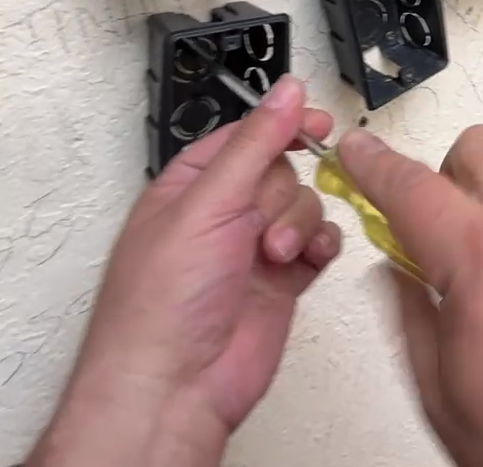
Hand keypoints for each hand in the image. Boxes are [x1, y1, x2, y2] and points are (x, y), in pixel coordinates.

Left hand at [29, 76, 341, 466]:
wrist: (176, 392)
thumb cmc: (161, 307)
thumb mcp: (208, 205)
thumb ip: (256, 143)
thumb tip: (287, 91)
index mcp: (192, 188)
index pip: (247, 136)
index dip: (283, 126)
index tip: (317, 123)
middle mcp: (224, 213)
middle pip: (284, 171)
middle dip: (283, 196)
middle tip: (263, 223)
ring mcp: (254, 246)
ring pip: (306, 204)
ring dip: (299, 227)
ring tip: (275, 256)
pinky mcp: (283, 278)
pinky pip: (320, 242)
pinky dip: (321, 247)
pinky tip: (306, 260)